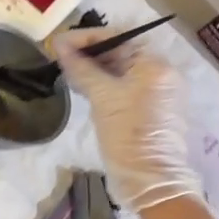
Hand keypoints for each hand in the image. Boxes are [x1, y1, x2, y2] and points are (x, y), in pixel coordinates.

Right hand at [54, 28, 202, 211]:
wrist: (150, 180)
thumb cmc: (128, 133)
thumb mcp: (102, 96)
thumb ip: (81, 66)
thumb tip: (58, 44)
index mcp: (155, 65)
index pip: (117, 37)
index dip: (85, 38)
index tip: (57, 44)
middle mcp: (161, 74)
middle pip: (120, 52)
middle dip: (88, 53)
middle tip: (58, 57)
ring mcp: (157, 93)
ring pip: (120, 71)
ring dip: (93, 69)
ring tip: (66, 72)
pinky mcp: (150, 109)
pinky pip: (124, 87)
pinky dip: (103, 84)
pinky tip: (82, 87)